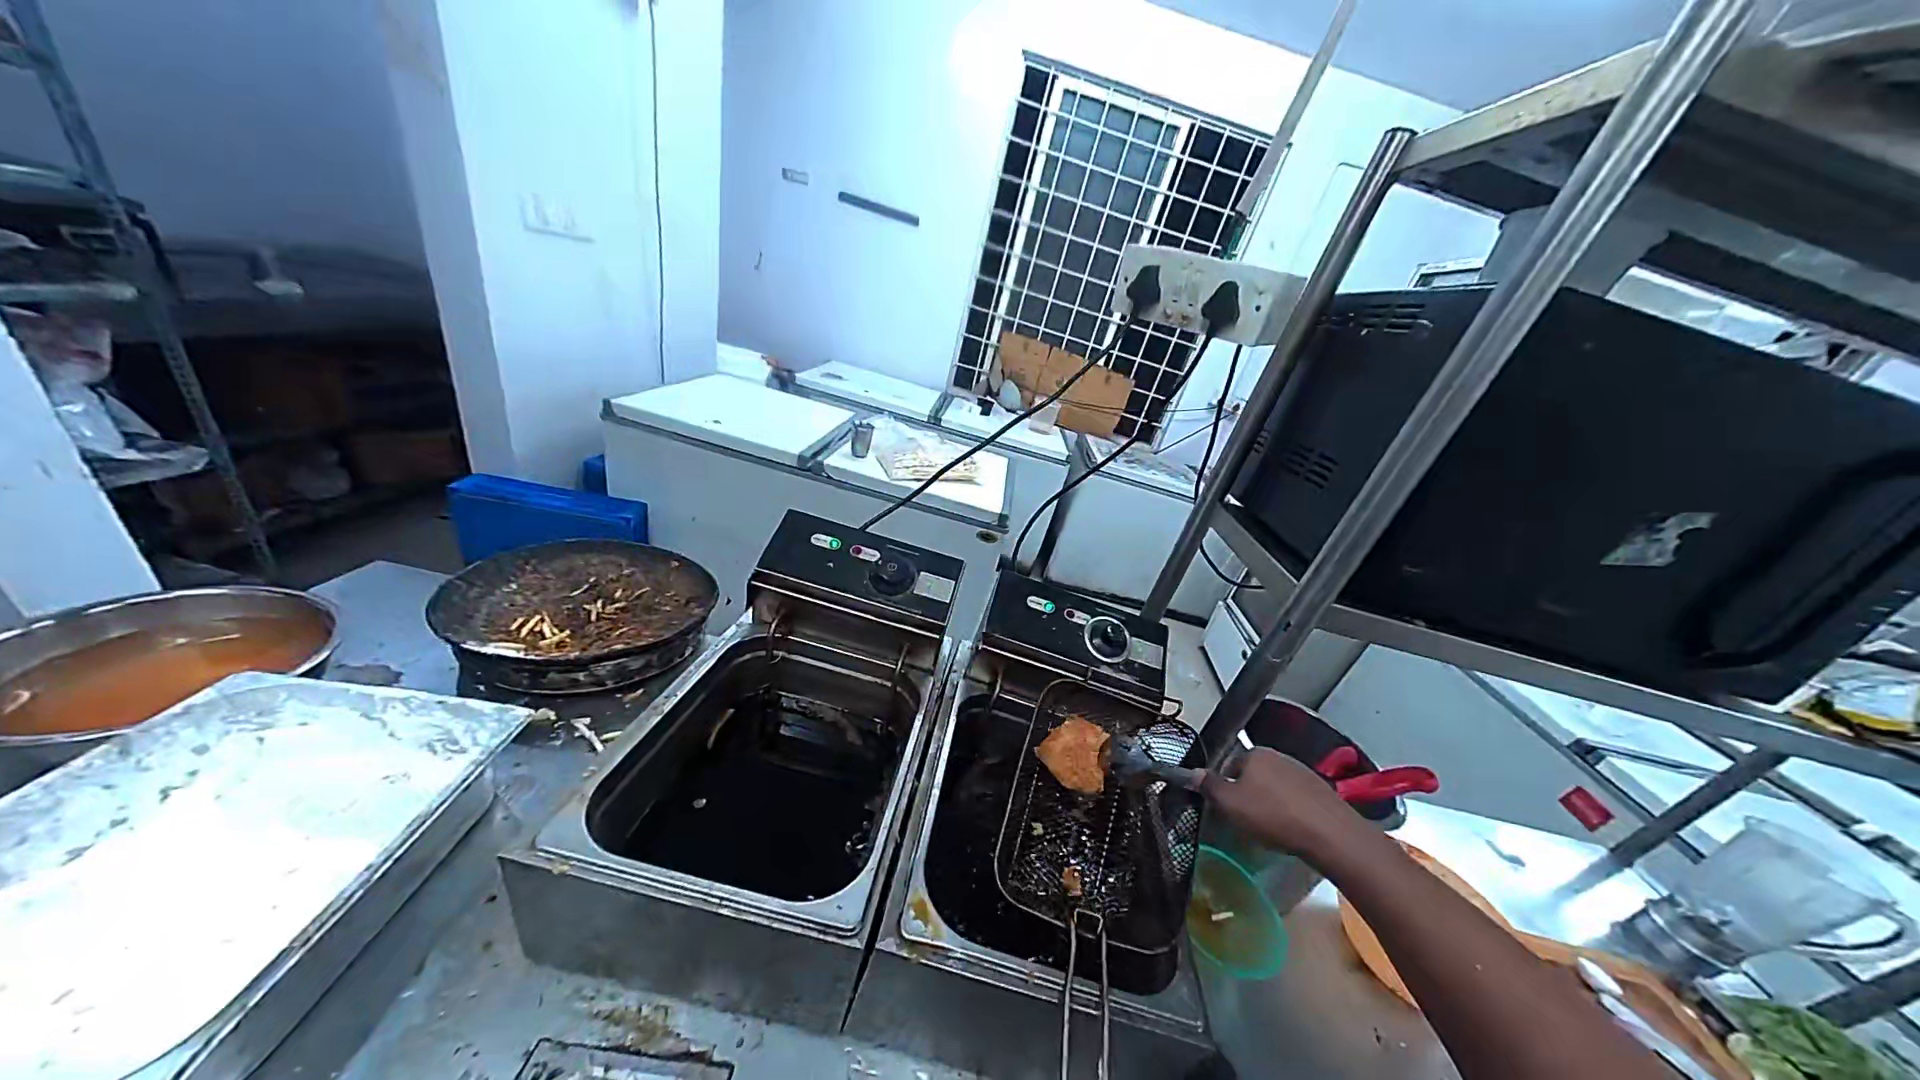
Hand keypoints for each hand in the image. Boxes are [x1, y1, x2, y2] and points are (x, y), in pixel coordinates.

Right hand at [1199, 747, 1368, 861]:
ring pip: (1275, 787)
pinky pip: (1296, 798)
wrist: (1331, 835)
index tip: (1226, 810)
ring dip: (1270, 803)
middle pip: (1252, 775)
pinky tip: (1292, 829)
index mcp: (1254, 753)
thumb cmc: (1274, 816)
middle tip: (1247, 821)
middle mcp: (1278, 755)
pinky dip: (1290, 810)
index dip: (1224, 789)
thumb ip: (1208, 786)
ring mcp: (1302, 771)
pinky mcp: (1322, 790)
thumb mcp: (1230, 804)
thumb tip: (1191, 773)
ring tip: (1271, 828)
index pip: (1227, 766)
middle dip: (1247, 795)